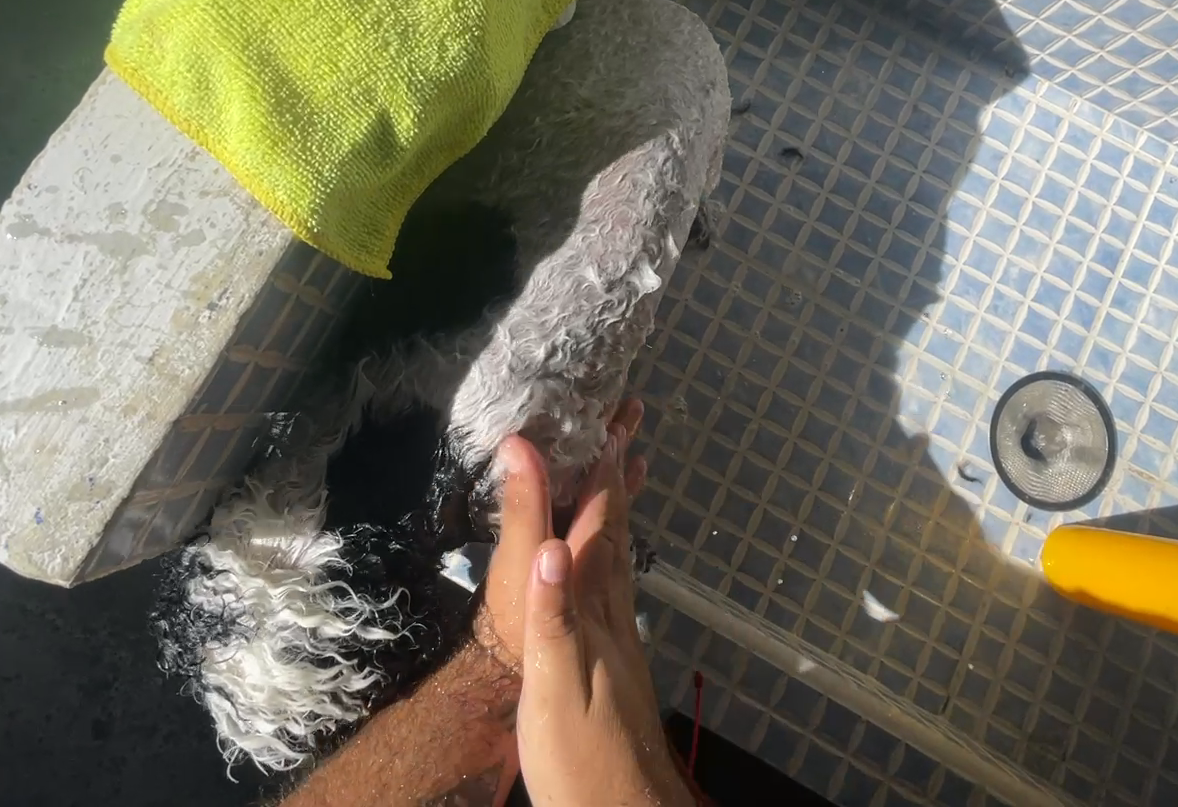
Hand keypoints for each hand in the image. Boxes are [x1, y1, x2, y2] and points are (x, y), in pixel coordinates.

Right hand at [477, 400, 645, 670]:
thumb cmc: (579, 753)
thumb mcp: (552, 685)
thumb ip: (551, 615)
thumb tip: (549, 542)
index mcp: (593, 607)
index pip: (600, 527)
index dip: (604, 475)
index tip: (609, 425)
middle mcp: (612, 608)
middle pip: (617, 528)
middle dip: (620, 474)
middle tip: (627, 427)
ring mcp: (619, 631)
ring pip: (621, 551)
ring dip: (621, 504)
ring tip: (628, 469)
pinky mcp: (616, 653)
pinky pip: (616, 578)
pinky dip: (614, 546)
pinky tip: (609, 552)